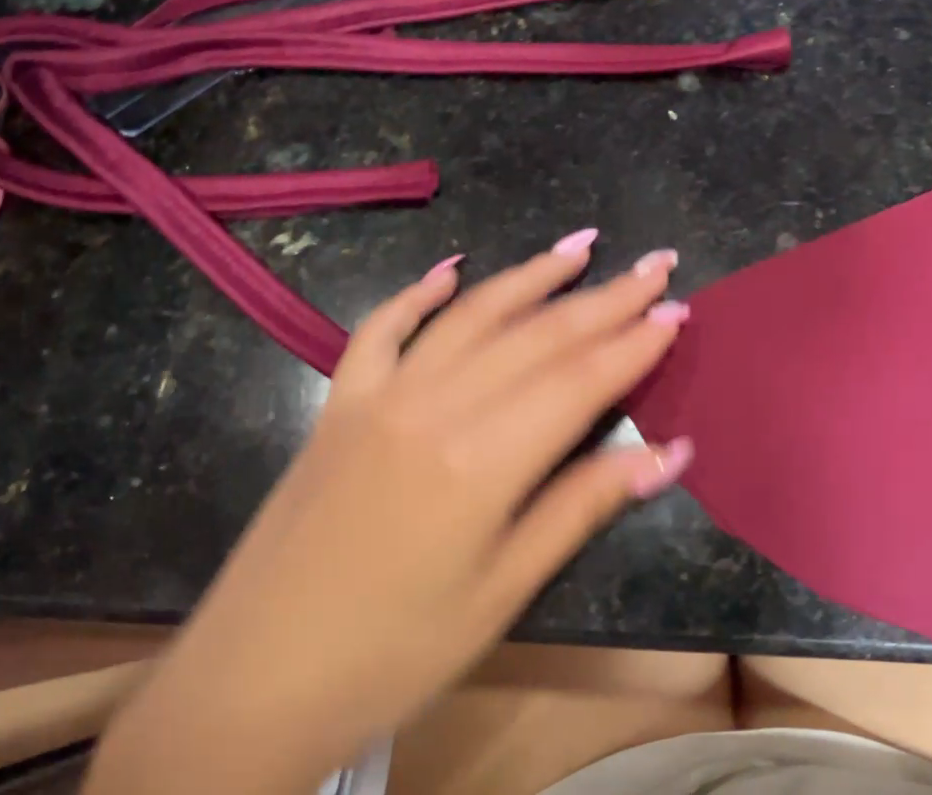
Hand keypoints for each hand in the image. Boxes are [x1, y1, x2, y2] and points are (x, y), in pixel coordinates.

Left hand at [86, 231, 694, 794]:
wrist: (250, 685)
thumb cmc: (396, 652)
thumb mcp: (506, 590)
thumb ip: (585, 505)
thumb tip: (672, 451)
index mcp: (482, 459)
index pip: (581, 380)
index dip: (636, 344)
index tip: (682, 311)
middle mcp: (434, 406)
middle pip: (537, 335)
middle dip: (606, 298)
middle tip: (659, 264)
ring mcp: (379, 397)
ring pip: (471, 316)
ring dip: (531, 275)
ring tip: (582, 245)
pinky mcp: (339, 406)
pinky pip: (382, 330)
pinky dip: (420, 293)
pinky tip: (452, 269)